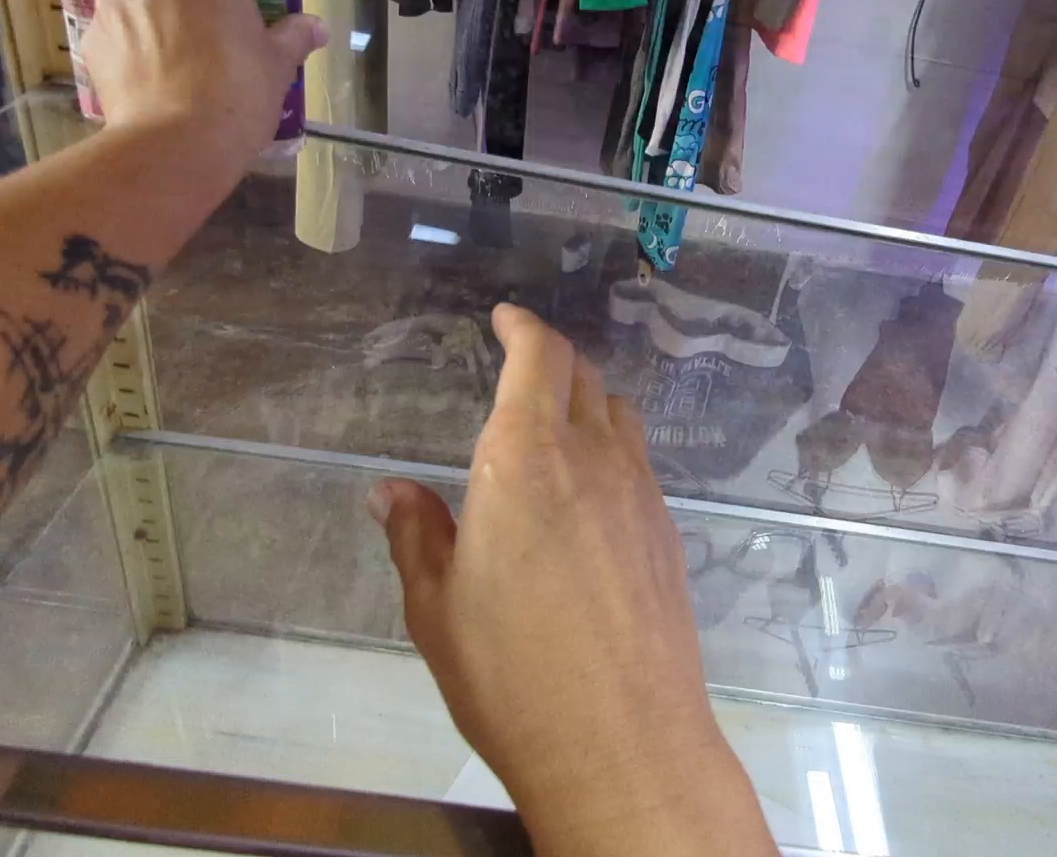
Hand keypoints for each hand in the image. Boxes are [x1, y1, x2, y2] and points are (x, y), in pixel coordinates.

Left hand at [82, 0, 323, 159]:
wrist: (180, 140)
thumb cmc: (240, 90)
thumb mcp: (279, 65)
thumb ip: (293, 37)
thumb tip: (317, 27)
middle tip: (208, 35)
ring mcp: (113, 6)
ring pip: (135, 4)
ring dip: (154, 25)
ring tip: (180, 69)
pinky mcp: (92, 43)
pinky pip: (117, 39)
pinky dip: (133, 55)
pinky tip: (156, 87)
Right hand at [371, 306, 772, 855]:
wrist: (624, 739)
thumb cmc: (512, 674)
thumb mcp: (437, 607)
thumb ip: (416, 533)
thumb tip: (389, 488)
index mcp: (524, 459)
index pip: (539, 358)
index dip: (523, 326)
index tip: (506, 317)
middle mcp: (591, 457)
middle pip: (582, 374)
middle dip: (550, 358)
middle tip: (522, 366)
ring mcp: (639, 489)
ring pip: (617, 413)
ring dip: (586, 399)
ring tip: (556, 423)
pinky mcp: (667, 526)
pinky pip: (638, 460)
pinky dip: (611, 447)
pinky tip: (591, 492)